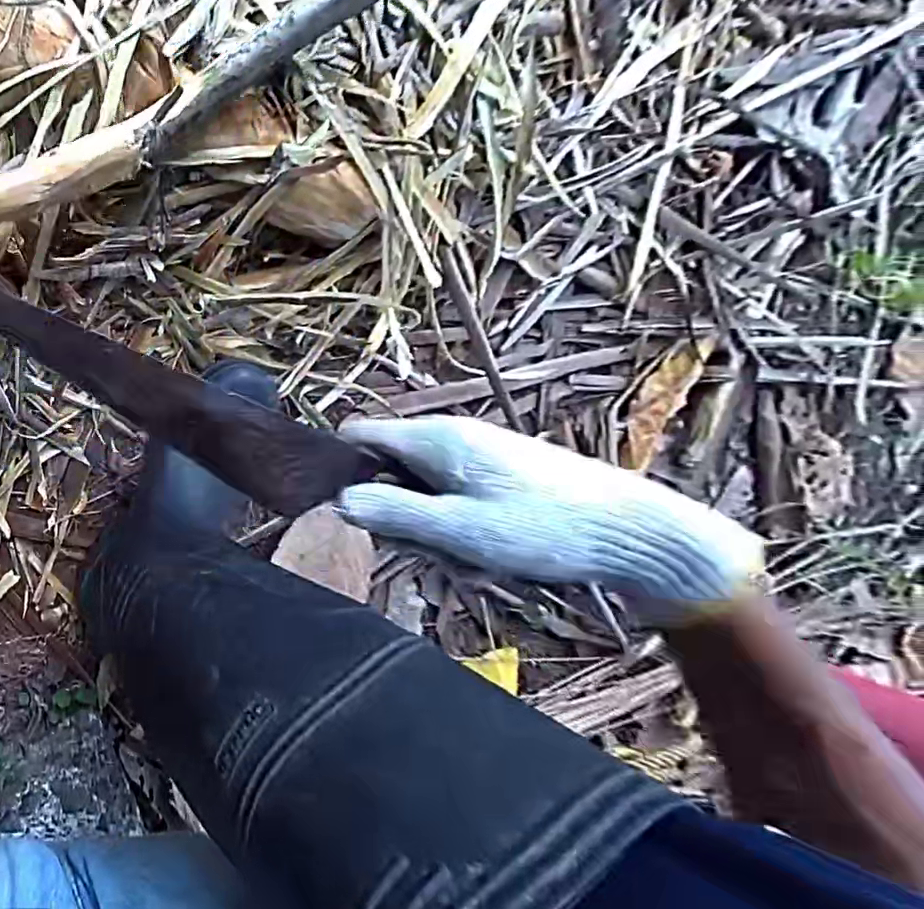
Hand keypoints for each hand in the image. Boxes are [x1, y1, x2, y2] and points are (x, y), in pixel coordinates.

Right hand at [334, 416, 762, 608]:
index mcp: (434, 437)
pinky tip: (490, 552)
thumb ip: (392, 513)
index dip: (344, 469)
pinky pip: (453, 492)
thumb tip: (337, 500)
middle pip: (387, 466)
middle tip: (428, 546)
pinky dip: (458, 522)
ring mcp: (478, 452)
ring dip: (430, 523)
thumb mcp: (460, 530)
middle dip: (395, 508)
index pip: (356, 435)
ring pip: (420, 485)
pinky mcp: (501, 471)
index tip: (363, 510)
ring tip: (468, 555)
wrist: (654, 539)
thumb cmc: (550, 530)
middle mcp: (451, 434)